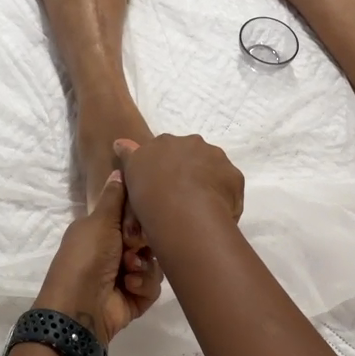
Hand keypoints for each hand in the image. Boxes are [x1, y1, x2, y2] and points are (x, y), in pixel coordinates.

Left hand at [35, 171, 162, 345]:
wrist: (81, 307)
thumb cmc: (87, 256)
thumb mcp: (100, 221)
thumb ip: (114, 197)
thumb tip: (118, 168)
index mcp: (99, 230)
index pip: (129, 215)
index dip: (138, 215)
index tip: (139, 216)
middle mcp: (112, 251)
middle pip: (145, 239)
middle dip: (143, 242)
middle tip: (133, 245)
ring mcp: (124, 275)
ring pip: (153, 262)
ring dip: (143, 265)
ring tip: (129, 269)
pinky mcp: (135, 298)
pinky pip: (153, 285)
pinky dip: (143, 284)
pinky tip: (130, 286)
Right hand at [112, 135, 244, 242]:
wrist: (182, 210)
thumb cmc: (150, 192)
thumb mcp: (131, 172)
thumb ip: (128, 155)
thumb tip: (120, 142)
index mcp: (166, 141)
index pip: (167, 150)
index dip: (166, 168)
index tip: (163, 186)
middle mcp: (192, 142)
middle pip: (192, 155)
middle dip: (189, 171)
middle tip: (182, 198)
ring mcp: (216, 157)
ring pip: (213, 170)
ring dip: (208, 183)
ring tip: (198, 210)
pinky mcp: (234, 176)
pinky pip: (229, 187)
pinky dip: (224, 198)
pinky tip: (214, 214)